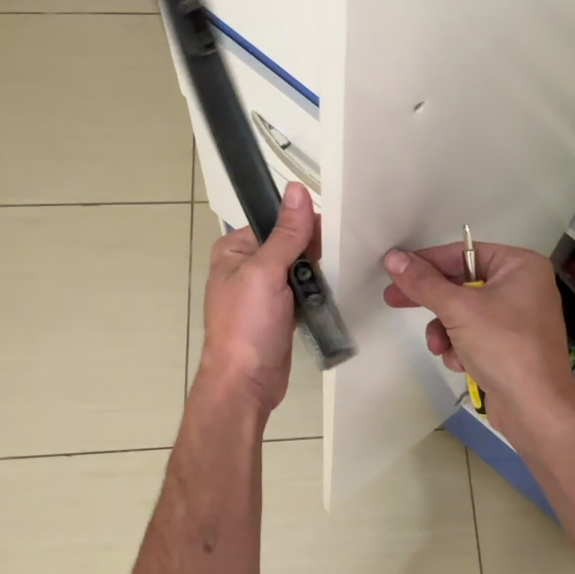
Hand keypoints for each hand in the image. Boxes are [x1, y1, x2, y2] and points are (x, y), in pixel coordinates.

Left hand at [196, 183, 317, 414]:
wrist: (245, 384)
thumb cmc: (247, 326)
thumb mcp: (266, 272)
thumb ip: (286, 233)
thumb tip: (298, 189)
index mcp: (234, 249)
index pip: (275, 221)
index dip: (303, 224)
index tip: (330, 233)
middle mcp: (246, 266)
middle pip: (290, 244)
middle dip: (313, 251)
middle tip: (338, 258)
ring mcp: (263, 292)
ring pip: (299, 269)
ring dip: (318, 274)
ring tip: (339, 275)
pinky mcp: (279, 313)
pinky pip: (303, 292)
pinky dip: (317, 293)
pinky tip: (332, 294)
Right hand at [381, 240, 574, 431]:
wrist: (534, 407)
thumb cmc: (503, 346)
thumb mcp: (458, 309)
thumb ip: (423, 283)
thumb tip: (393, 259)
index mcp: (520, 266)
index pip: (464, 254)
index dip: (427, 262)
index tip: (394, 269)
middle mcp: (522, 287)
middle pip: (462, 284)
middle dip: (432, 301)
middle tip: (393, 300)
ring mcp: (517, 319)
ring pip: (463, 314)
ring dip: (446, 332)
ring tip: (440, 348)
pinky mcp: (509, 347)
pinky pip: (474, 336)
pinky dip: (461, 348)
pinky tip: (461, 364)